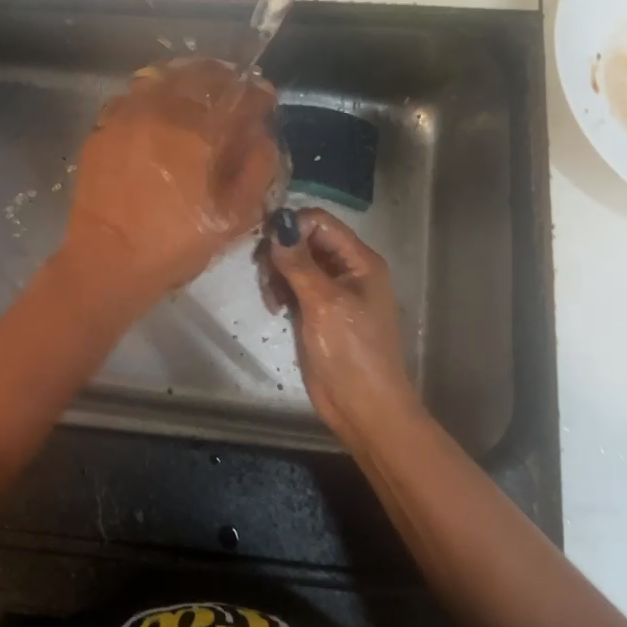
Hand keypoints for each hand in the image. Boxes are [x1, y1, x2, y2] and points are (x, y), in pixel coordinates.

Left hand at [57, 58, 280, 307]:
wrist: (107, 259)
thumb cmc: (174, 244)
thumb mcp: (234, 216)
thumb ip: (257, 167)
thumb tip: (261, 133)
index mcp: (201, 130)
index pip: (241, 92)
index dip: (258, 97)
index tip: (263, 106)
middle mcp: (164, 110)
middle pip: (202, 74)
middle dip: (224, 82)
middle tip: (231, 99)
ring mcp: (128, 115)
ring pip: (164, 77)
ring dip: (186, 83)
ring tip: (194, 104)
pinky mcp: (103, 128)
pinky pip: (133, 96)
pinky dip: (152, 98)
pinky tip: (156, 119)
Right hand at [263, 208, 415, 441]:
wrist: (362, 404)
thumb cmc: (351, 351)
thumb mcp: (324, 303)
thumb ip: (298, 263)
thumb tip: (278, 226)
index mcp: (359, 260)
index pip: (320, 222)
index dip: (292, 226)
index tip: (264, 243)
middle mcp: (345, 269)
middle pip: (304, 240)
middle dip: (280, 252)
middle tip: (264, 275)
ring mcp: (329, 291)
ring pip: (293, 263)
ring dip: (276, 273)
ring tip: (272, 299)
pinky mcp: (315, 311)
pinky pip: (291, 286)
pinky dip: (279, 291)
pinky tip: (275, 308)